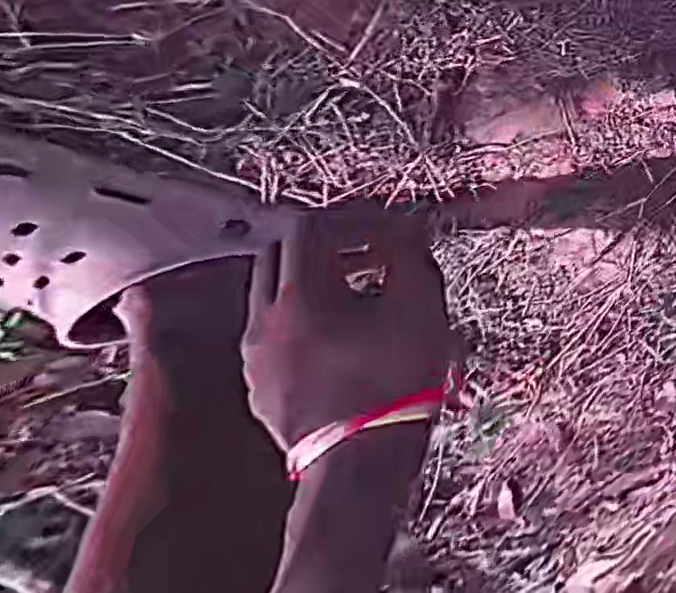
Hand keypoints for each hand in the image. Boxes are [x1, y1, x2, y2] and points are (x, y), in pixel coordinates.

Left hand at [242, 205, 450, 452]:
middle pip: (283, 254)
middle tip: (373, 248)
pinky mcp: (262, 384)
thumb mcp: (418, 300)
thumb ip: (409, 252)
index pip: (310, 228)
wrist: (364, 456)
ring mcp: (256, 356)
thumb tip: (406, 225)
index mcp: (299, 296)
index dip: (353, 219)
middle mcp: (264, 321)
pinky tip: (348, 327)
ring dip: (317, 276)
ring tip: (366, 285)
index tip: (386, 229)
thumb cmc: (395, 376)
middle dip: (331, 242)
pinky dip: (307, 312)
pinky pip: (275, 329)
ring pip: (275, 292)